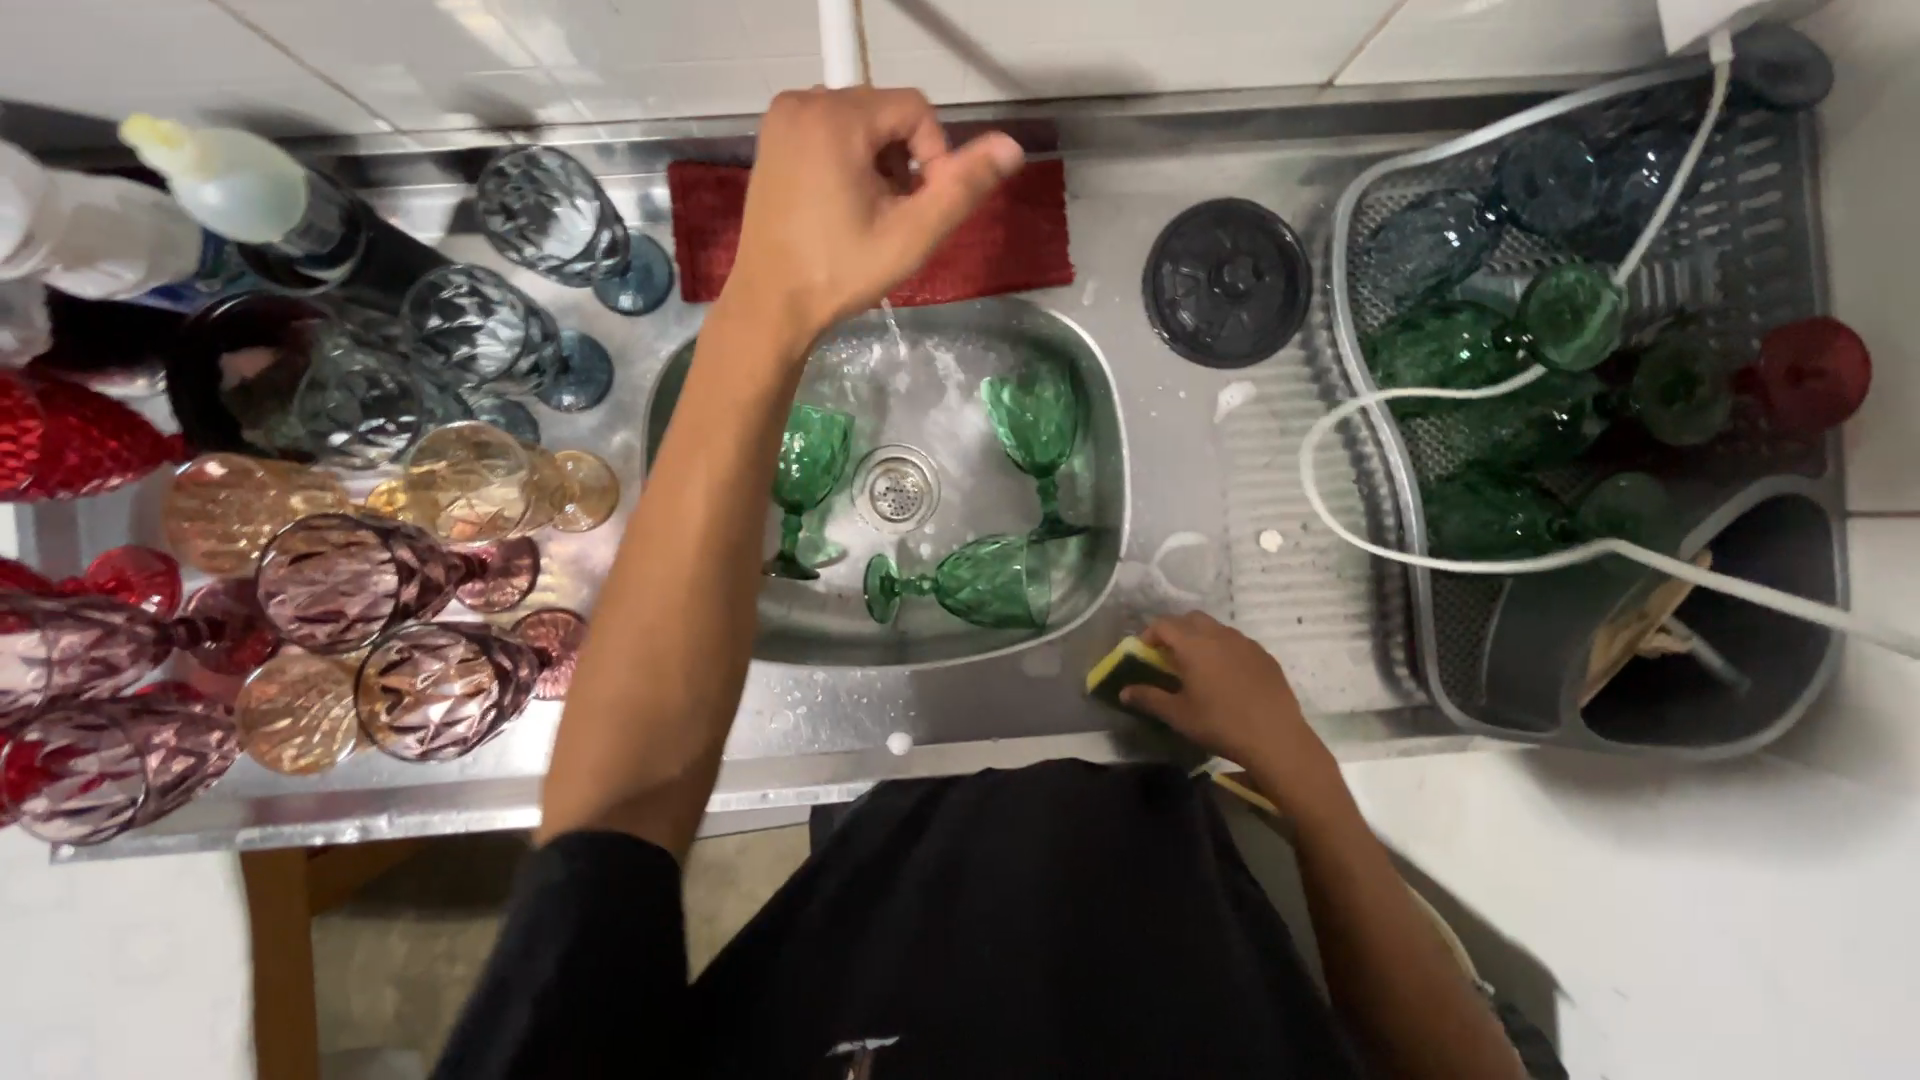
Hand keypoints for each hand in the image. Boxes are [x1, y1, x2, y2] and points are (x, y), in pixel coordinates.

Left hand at [723, 86, 1024, 347]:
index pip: (915, 109)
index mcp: (835, 117)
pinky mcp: (773, 142)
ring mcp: (782, 121)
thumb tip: (1011, 146)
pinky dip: (848, 162)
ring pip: (860, 124)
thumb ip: (963, 187)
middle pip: (886, 114)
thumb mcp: (911, 235)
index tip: (921, 206)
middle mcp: (803, 103)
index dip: (934, 156)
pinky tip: (843, 207)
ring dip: (879, 163)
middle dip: (903, 161)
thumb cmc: (840, 272)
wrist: (772, 304)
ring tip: (869, 215)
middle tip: (893, 216)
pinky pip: (830, 134)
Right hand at [1121, 613, 1345, 813]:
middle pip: (1190, 619)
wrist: (1275, 737)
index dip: (1149, 634)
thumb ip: (1148, 698)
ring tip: (1198, 665)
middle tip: (1169, 656)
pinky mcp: (1264, 655)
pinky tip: (1227, 676)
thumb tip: (1124, 692)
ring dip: (1201, 637)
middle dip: (1175, 630)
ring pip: (1216, 628)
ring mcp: (1245, 643)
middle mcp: (1219, 635)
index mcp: (1193, 645)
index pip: (1164, 624)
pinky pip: (1237, 642)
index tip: (1145, 653)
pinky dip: (1224, 649)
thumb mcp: (1178, 715)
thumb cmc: (1220, 724)